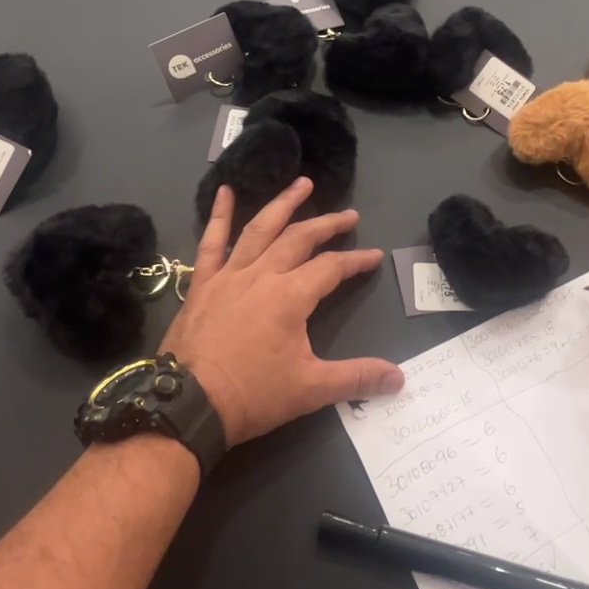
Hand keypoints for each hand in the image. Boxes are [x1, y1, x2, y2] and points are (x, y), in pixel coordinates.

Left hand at [160, 178, 404, 446]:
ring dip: (284, 204)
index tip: (375, 256)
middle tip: (349, 215)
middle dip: (328, 224)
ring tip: (302, 183)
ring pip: (260, 228)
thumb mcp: (311, 390)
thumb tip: (400, 378)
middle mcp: (262, 274)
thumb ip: (357, 377)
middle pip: (300, 238)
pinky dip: (218, 215)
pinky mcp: (203, 283)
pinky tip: (224, 191)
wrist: (187, 405)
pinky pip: (211, 242)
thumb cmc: (252, 395)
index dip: (356, 260)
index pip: (332, 267)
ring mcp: (229, 275)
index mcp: (291, 296)